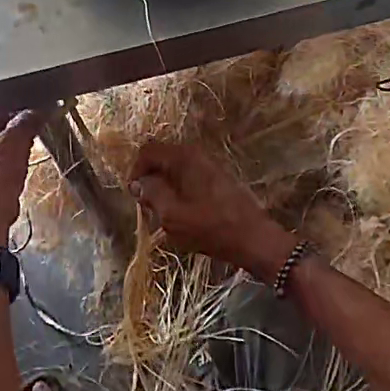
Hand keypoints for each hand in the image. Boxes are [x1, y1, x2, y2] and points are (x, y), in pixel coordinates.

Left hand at [0, 111, 46, 247]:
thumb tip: (38, 111)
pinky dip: (3, 162)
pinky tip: (14, 168)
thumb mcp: (16, 142)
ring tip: (20, 153)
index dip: (11, 111)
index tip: (28, 116)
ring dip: (8, 147)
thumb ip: (27, 120)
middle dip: (10, 130)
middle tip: (26, 135)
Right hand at [131, 141, 297, 278]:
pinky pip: (187, 177)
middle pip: (160, 158)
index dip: (136, 171)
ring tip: (164, 212)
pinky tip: (182, 212)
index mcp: (183, 157)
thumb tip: (137, 182)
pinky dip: (178, 190)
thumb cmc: (211, 227)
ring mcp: (208, 165)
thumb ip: (151, 194)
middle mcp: (195, 154)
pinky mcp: (216, 178)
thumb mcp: (173, 215)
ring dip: (164, 187)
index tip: (135, 196)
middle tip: (148, 206)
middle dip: (150, 179)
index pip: (147, 151)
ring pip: (174, 169)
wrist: (255, 239)